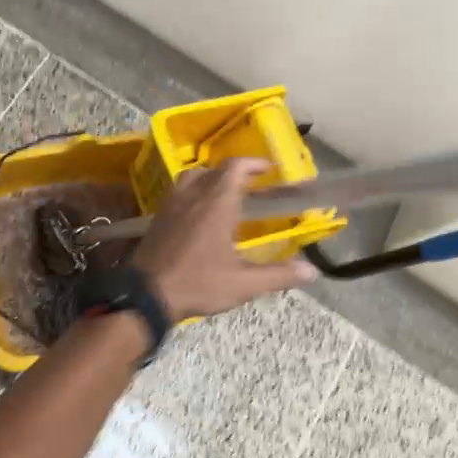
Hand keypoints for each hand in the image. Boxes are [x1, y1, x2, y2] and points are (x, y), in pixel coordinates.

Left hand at [129, 157, 319, 320]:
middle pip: (213, 169)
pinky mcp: (157, 218)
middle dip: (234, 172)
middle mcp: (191, 196)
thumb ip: (278, 274)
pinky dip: (192, 193)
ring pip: (190, 177)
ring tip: (225, 195)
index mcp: (215, 203)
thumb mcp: (243, 284)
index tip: (270, 170)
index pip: (234, 168)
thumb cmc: (198, 284)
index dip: (253, 163)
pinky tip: (199, 215)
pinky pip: (177, 193)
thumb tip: (312, 271)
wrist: (146, 294)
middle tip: (252, 185)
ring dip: (210, 179)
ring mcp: (170, 206)